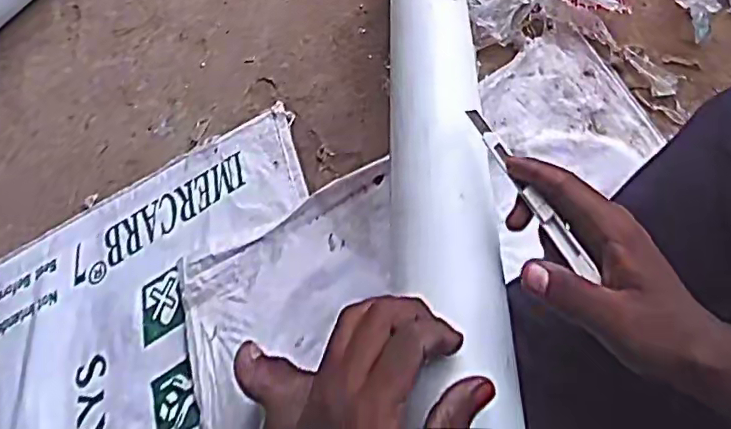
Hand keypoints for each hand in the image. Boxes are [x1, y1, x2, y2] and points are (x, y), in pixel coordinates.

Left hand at [233, 296, 495, 428]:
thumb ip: (447, 425)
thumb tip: (476, 389)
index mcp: (372, 408)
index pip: (409, 338)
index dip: (436, 331)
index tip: (449, 340)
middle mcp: (339, 392)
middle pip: (377, 318)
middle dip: (409, 311)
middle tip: (429, 326)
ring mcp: (313, 398)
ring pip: (344, 326)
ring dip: (371, 314)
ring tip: (392, 323)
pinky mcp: (290, 413)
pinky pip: (276, 374)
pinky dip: (265, 362)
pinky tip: (254, 356)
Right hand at [506, 156, 729, 385]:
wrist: (701, 355)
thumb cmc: (668, 335)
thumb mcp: (611, 319)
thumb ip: (568, 293)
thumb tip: (531, 270)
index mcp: (614, 228)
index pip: (565, 185)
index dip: (533, 171)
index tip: (508, 163)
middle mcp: (614, 225)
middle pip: (562, 195)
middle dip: (533, 204)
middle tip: (514, 224)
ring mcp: (614, 238)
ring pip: (567, 217)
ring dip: (547, 234)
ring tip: (548, 269)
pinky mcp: (612, 254)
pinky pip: (575, 237)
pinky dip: (559, 248)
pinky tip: (564, 278)